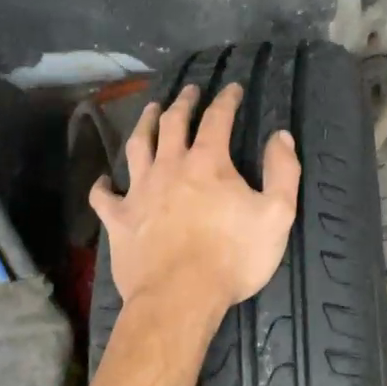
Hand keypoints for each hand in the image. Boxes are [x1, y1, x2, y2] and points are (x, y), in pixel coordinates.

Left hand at [91, 83, 300, 313]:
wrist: (180, 296)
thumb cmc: (233, 257)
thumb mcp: (277, 215)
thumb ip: (282, 171)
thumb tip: (280, 136)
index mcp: (208, 163)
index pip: (217, 118)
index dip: (226, 100)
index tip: (233, 88)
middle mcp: (170, 167)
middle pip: (172, 123)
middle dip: (183, 103)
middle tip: (189, 91)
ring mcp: (139, 191)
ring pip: (137, 146)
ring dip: (144, 124)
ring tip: (150, 111)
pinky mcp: (119, 218)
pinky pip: (104, 196)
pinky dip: (104, 184)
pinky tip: (105, 180)